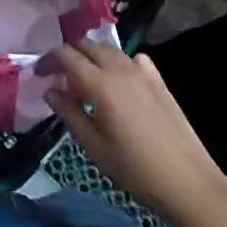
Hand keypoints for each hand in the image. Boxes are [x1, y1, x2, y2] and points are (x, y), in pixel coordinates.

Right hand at [43, 41, 226, 223]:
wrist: (187, 182)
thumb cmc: (134, 168)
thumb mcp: (93, 146)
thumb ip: (69, 113)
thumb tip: (51, 91)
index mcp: (99, 84)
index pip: (65, 55)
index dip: (48, 60)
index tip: (39, 74)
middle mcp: (119, 69)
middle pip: (86, 45)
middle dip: (68, 54)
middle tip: (59, 76)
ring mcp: (142, 72)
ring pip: (109, 49)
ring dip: (92, 56)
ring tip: (85, 79)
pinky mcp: (159, 81)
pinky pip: (132, 58)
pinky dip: (118, 62)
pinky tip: (119, 82)